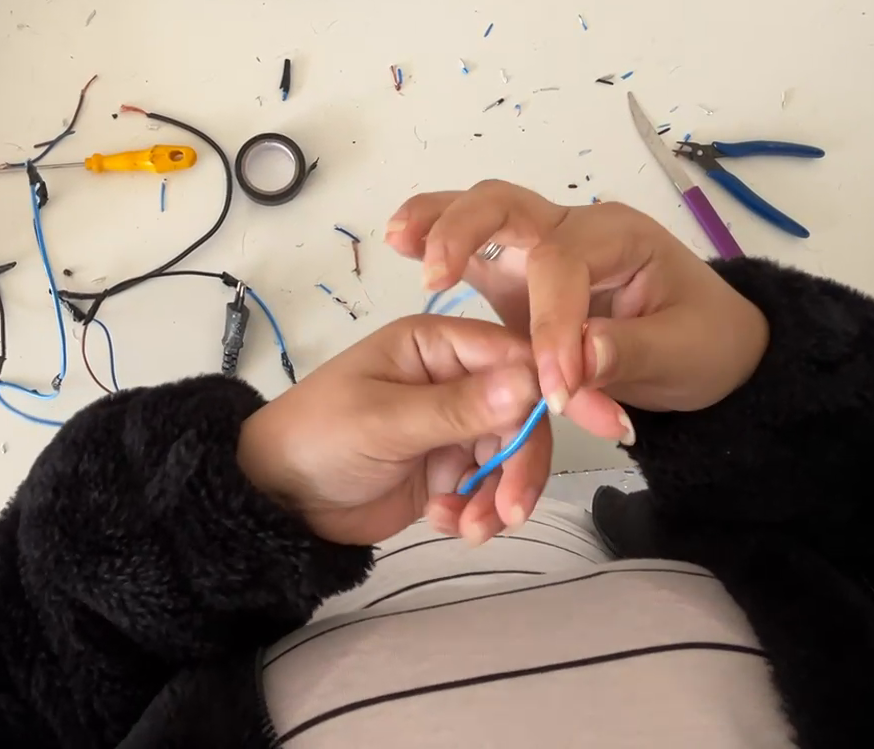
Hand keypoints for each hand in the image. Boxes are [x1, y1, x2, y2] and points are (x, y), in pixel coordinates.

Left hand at [238, 315, 549, 547]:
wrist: (279, 500)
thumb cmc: (321, 438)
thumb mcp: (387, 421)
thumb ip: (459, 407)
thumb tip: (531, 383)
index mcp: (434, 344)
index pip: (511, 354)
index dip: (548, 388)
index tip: (593, 425)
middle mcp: (451, 378)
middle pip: (521, 412)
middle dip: (520, 462)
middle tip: (511, 511)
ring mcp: (452, 424)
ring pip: (510, 454)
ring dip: (499, 496)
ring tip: (470, 529)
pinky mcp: (447, 466)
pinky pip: (488, 485)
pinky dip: (478, 509)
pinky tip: (447, 523)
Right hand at [385, 181, 769, 440]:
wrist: (708, 340)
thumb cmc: (703, 342)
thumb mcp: (684, 355)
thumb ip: (628, 353)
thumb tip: (577, 356)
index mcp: (619, 239)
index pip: (565, 269)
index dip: (553, 327)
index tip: (554, 391)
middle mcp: (574, 228)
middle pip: (508, 205)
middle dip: (466, 233)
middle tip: (432, 276)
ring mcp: (542, 244)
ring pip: (483, 210)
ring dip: (437, 220)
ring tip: (397, 236)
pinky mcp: (519, 271)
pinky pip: (475, 243)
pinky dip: (436, 235)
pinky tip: (401, 239)